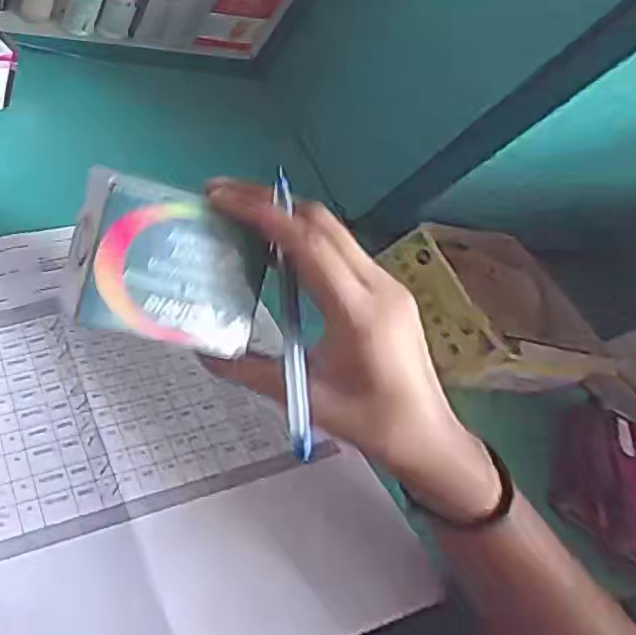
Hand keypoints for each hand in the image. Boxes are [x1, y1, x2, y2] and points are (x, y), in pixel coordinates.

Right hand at [203, 179, 499, 519]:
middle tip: (221, 193)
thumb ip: (250, 371)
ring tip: (239, 206)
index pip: (308, 243)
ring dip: (283, 210)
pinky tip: (273, 238)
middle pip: (319, 220)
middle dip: (267, 199)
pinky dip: (299, 228)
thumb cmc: (372, 424)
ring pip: (329, 226)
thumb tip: (203, 352)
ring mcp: (385, 281)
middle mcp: (377, 284)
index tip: (221, 198)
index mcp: (358, 311)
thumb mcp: (305, 398)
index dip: (262, 213)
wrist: (432, 441)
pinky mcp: (384, 285)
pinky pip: (337, 242)